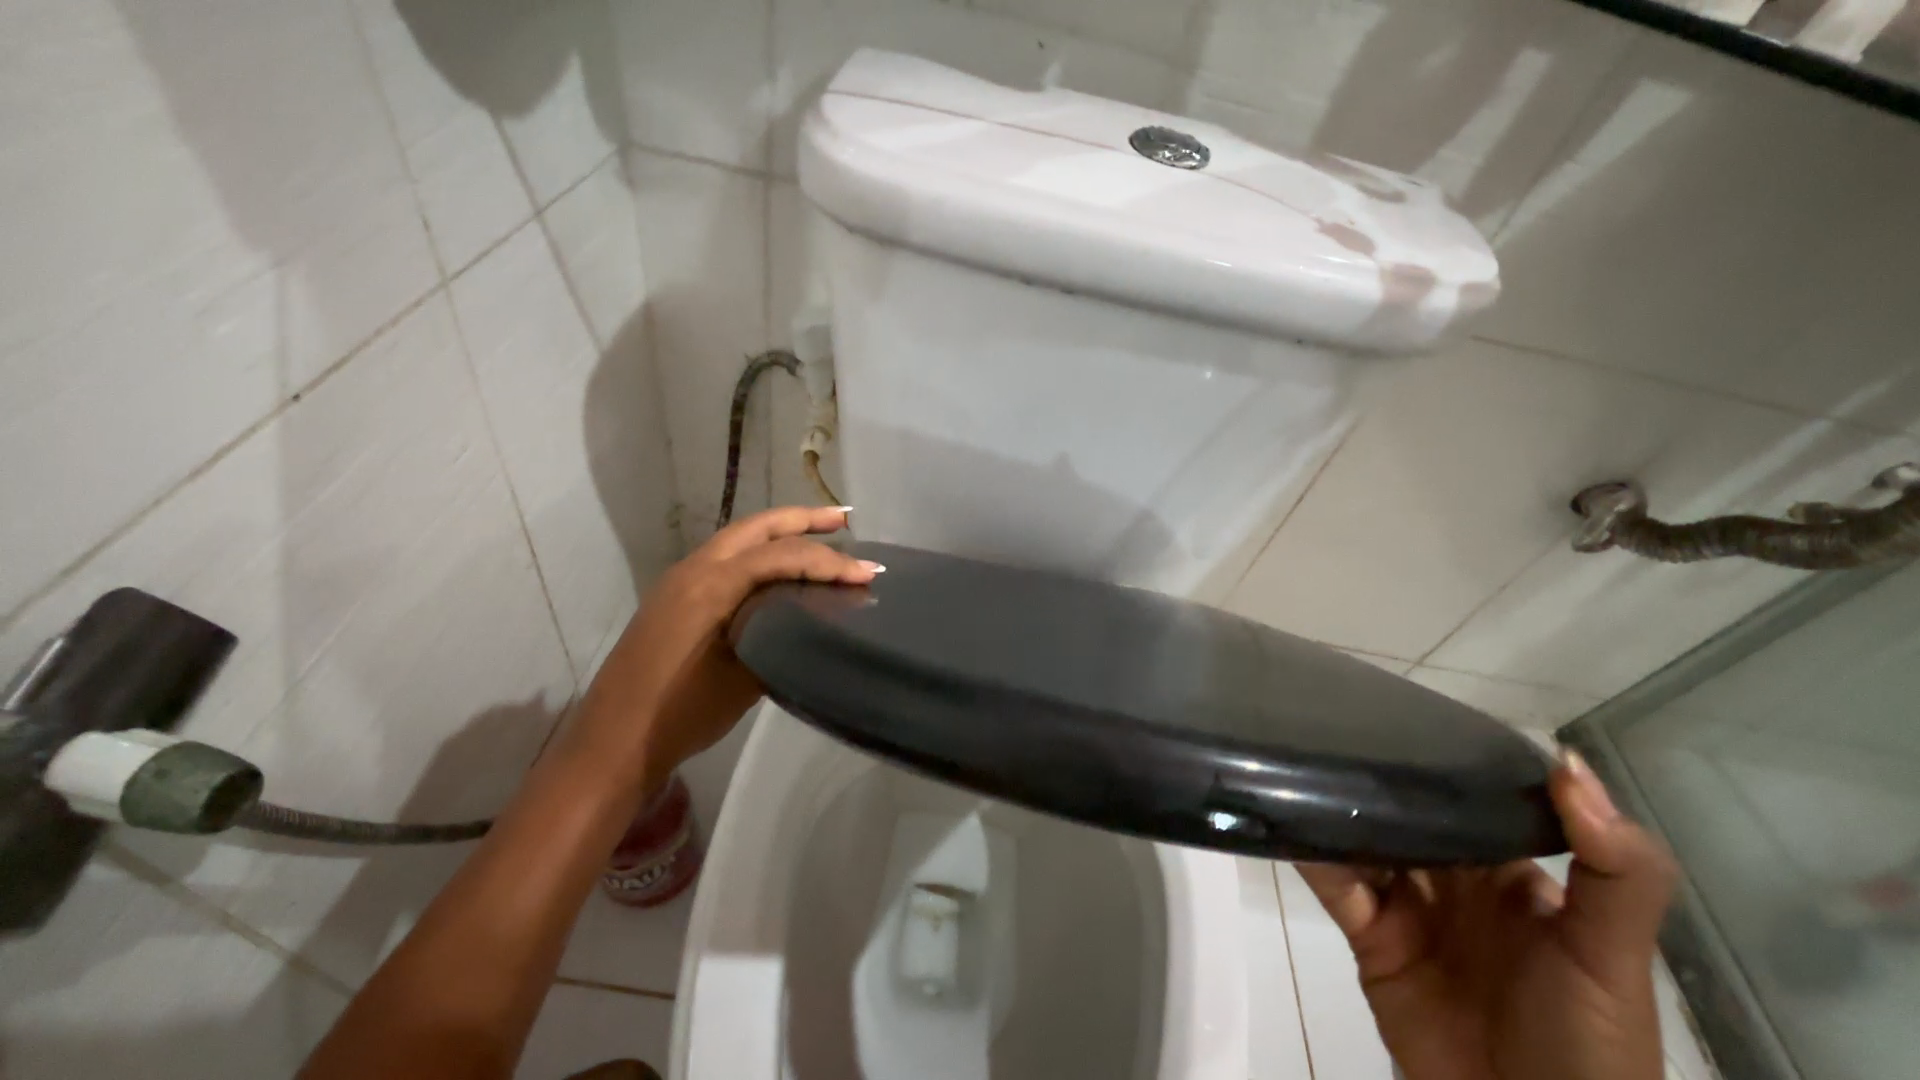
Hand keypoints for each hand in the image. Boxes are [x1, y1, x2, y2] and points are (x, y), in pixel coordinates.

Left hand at [568, 506, 879, 791]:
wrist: (615, 740)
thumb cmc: (682, 712)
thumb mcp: (744, 679)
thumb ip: (779, 637)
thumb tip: (812, 619)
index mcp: (711, 585)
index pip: (780, 556)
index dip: (828, 562)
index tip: (868, 574)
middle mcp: (694, 570)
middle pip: (756, 528)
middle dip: (802, 521)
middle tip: (844, 520)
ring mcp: (679, 581)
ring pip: (737, 540)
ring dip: (778, 534)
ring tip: (819, 536)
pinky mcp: (674, 598)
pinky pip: (724, 559)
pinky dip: (758, 554)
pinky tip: (778, 571)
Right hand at [1298, 751, 1678, 1079]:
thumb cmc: (1589, 1042)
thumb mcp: (1613, 953)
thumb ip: (1616, 867)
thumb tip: (1570, 763)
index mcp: (1515, 876)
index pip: (1478, 801)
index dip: (1449, 760)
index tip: (1410, 711)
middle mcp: (1459, 884)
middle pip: (1414, 818)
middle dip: (1383, 779)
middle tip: (1337, 723)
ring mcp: (1411, 912)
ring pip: (1369, 845)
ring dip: (1341, 810)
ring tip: (1303, 761)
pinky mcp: (1372, 943)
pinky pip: (1339, 891)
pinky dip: (1313, 857)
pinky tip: (1289, 820)